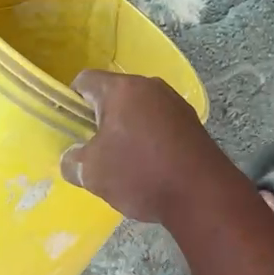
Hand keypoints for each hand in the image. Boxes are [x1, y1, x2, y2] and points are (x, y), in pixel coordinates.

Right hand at [60, 70, 230, 223]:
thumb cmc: (140, 174)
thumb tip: (72, 159)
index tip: (72, 127)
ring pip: (139, 108)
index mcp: (121, 89)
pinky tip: (151, 164)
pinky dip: (150, 136)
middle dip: (101, 118)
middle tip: (95, 149)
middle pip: (114, 93)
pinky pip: (159, 121)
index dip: (72, 101)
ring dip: (127, 128)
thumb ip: (73, 161)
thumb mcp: (93, 173)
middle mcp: (149, 86)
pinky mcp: (191, 121)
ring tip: (125, 161)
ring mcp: (174, 101)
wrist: (202, 194)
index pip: (85, 80)